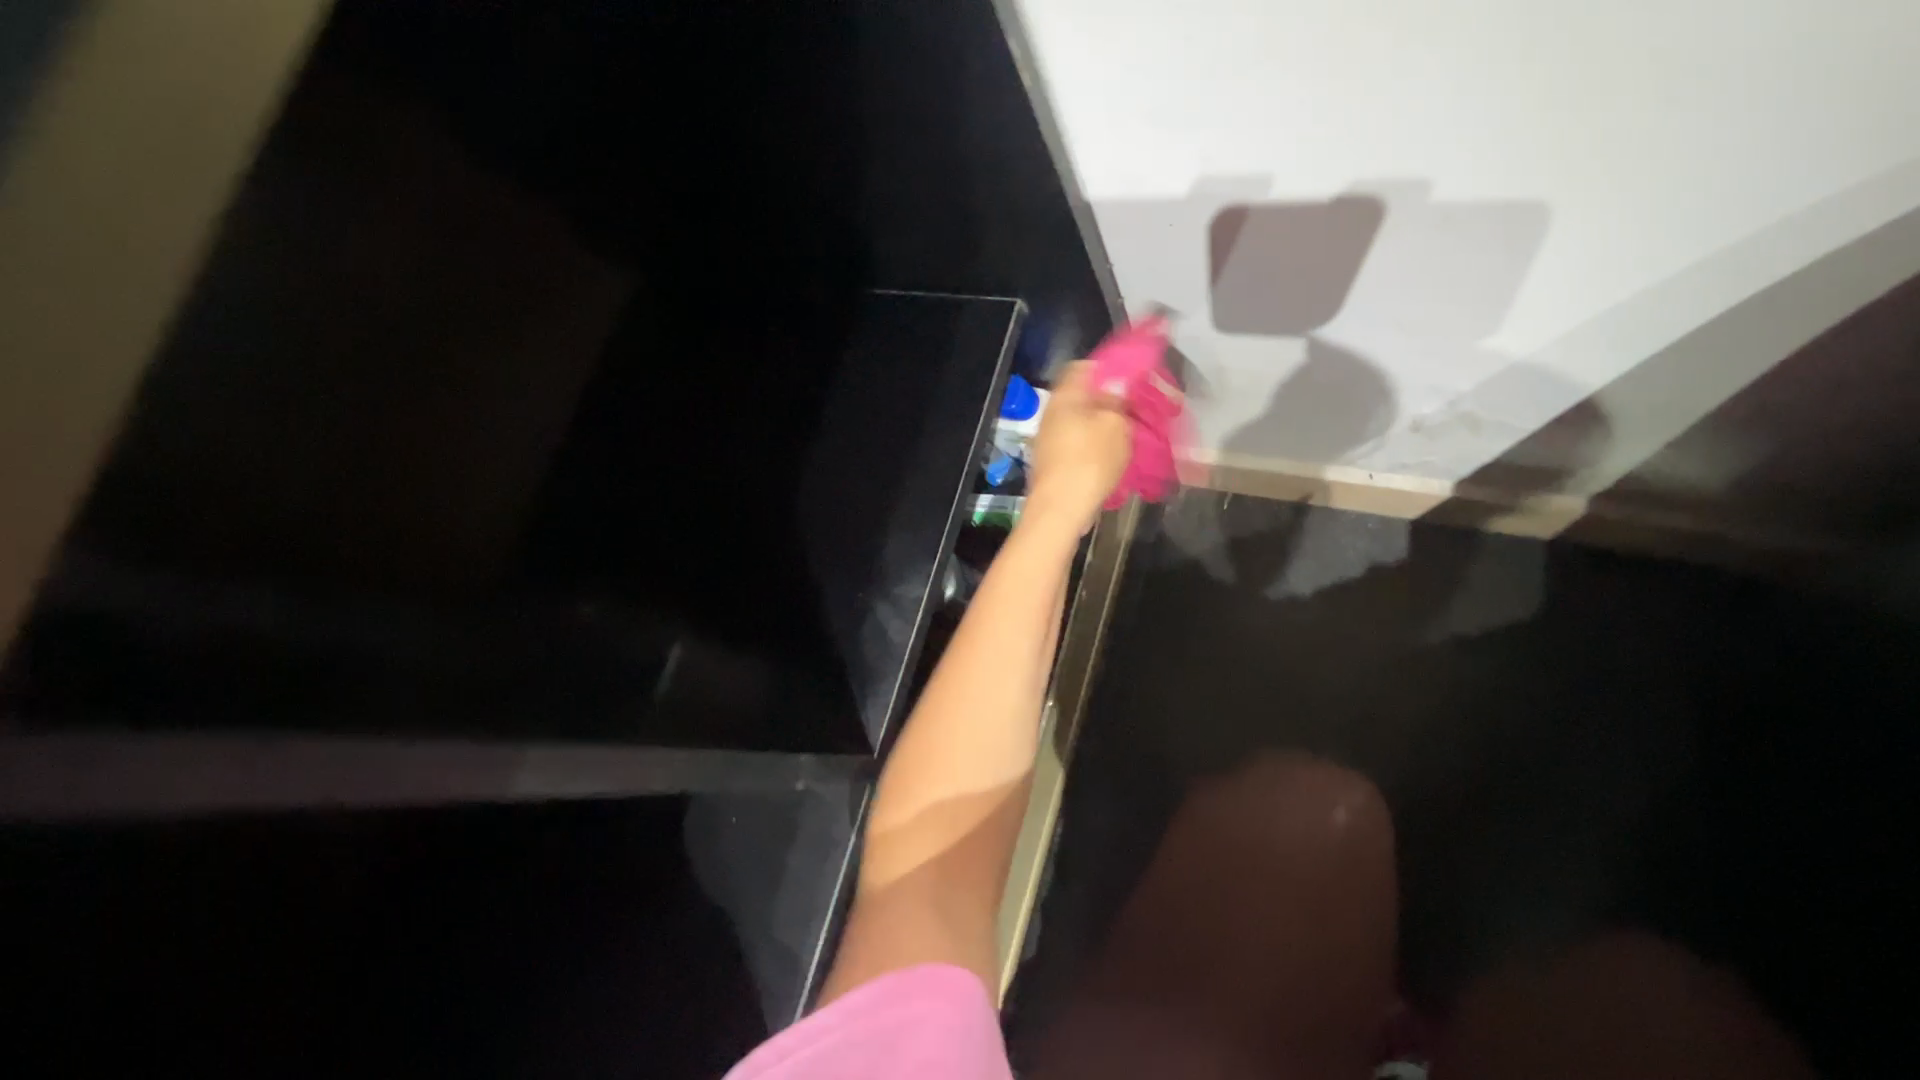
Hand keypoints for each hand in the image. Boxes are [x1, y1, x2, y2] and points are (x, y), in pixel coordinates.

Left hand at [1023, 361, 1130, 538]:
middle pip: (1084, 396)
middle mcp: (1052, 413)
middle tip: (1137, 408)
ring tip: (1131, 434)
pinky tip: (1115, 457)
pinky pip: (1080, 445)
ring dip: (1105, 426)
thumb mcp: (1115, 424)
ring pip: (1083, 422)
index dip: (1109, 368)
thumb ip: (1118, 400)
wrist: (1060, 509)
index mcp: (1065, 396)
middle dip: (1110, 400)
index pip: (1084, 367)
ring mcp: (1049, 439)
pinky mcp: (1054, 463)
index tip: (1133, 378)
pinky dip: (1097, 446)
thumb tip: (1118, 382)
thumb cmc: (1089, 461)